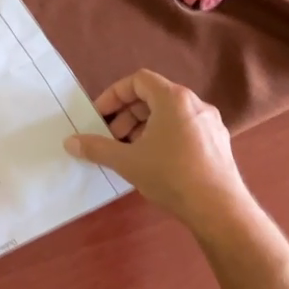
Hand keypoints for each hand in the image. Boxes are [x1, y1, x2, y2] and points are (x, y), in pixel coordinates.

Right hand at [63, 70, 250, 227]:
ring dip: (143, 127)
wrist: (218, 208)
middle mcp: (195, 104)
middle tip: (111, 138)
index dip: (114, 95)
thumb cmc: (170, 175)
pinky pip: (184, 128)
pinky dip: (163, 136)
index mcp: (174, 99)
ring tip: (130, 152)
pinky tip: (154, 162)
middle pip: (153, 97)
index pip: (138, 80)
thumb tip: (70, 142)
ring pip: (169, 114)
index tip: (99, 116)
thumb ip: (96, 148)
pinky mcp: (218, 142)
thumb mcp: (126, 161)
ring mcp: (210, 123)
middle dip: (126, 115)